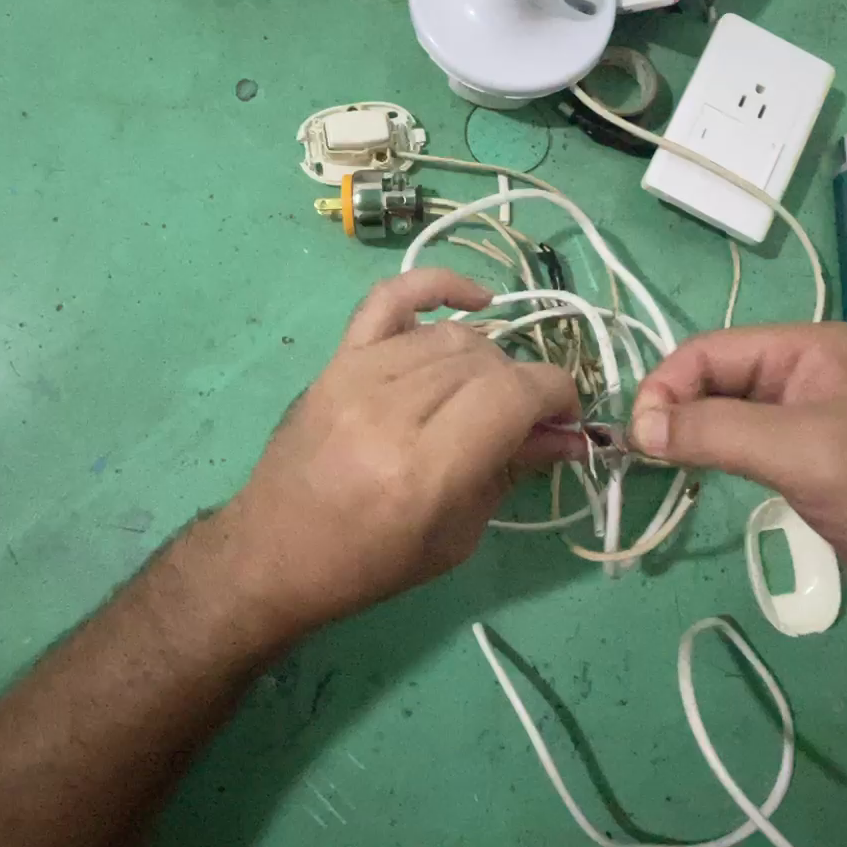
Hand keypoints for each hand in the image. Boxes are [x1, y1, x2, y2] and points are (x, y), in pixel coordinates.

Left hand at [219, 269, 581, 633]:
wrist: (275, 552)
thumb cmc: (372, 562)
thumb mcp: (458, 533)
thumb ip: (515, 469)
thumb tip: (571, 433)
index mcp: (425, 467)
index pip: (513, 394)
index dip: (556, 394)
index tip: (566, 416)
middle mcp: (390, 410)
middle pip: (487, 362)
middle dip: (526, 385)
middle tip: (530, 419)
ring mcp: (356, 375)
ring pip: (452, 336)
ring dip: (491, 360)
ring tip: (492, 393)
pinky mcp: (336, 359)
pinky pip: (391, 298)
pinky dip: (437, 285)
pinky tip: (475, 302)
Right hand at [628, 323, 846, 618]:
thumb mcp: (804, 451)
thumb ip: (717, 431)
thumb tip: (639, 428)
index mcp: (804, 348)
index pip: (707, 350)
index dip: (665, 386)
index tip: (638, 436)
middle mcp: (799, 372)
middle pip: (711, 377)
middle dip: (673, 409)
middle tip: (646, 456)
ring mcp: (803, 416)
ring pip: (723, 411)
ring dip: (689, 432)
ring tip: (661, 465)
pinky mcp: (805, 457)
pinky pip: (742, 443)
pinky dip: (713, 453)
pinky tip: (697, 472)